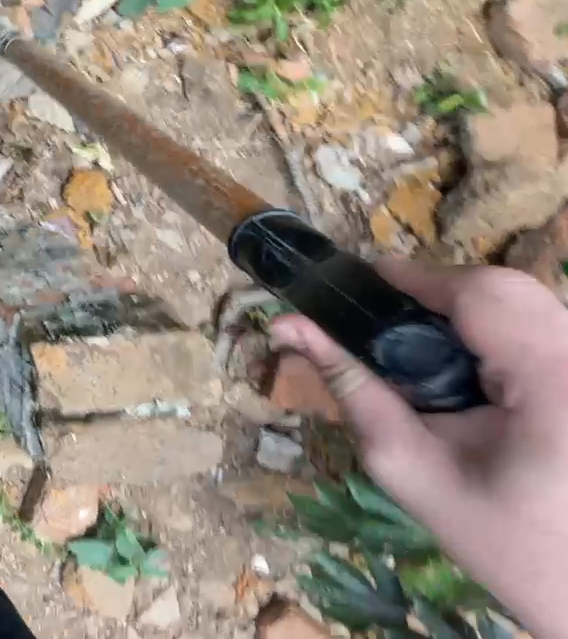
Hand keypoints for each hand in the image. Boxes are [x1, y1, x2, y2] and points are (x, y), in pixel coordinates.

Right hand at [271, 261, 567, 632]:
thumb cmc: (512, 548)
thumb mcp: (409, 468)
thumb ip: (351, 388)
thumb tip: (286, 325)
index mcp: (557, 391)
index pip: (486, 295)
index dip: (413, 278)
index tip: (351, 294)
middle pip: (510, 293)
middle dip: (436, 297)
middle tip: (382, 335)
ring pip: (531, 308)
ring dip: (469, 320)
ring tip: (429, 366)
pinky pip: (547, 335)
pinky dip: (501, 342)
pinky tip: (481, 387)